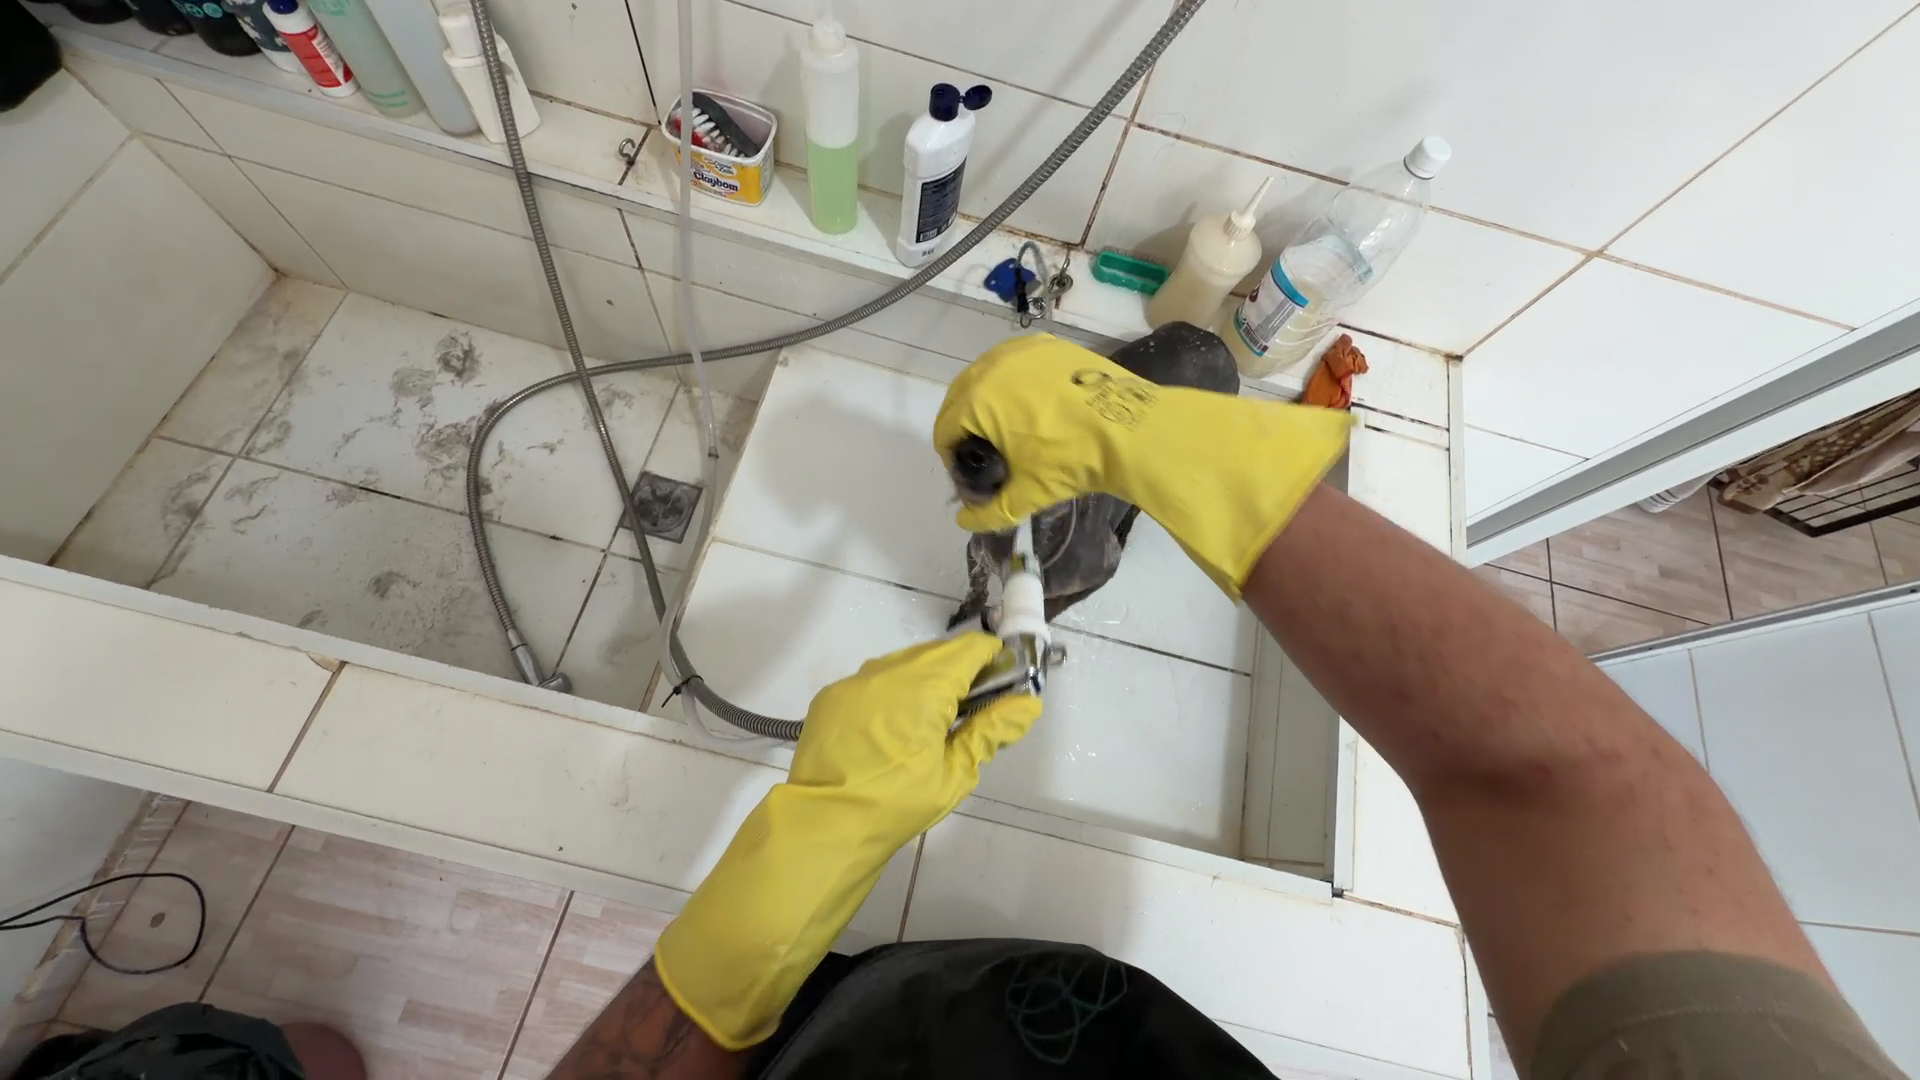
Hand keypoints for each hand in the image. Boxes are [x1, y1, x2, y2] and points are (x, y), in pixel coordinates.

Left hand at [654, 634, 1039, 1049]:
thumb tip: (1029, 704)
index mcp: (924, 685)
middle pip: (937, 653)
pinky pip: (872, 682)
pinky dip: (890, 694)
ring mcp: (854, 680)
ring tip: (928, 724)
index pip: (971, 647)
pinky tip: (890, 731)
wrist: (825, 824)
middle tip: (968, 712)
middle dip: (959, 673)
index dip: (992, 659)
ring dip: (924, 681)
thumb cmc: (898, 802)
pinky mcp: (831, 696)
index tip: (1000, 685)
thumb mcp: (956, 772)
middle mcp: (887, 670)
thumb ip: (993, 730)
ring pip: (903, 664)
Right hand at [933, 333, 1353, 596]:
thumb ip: (989, 512)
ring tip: (1006, 429)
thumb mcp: (1027, 494)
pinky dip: (1011, 382)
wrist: (1129, 429)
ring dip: (985, 402)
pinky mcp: (1047, 344)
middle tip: (986, 454)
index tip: (971, 474)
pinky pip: (1013, 363)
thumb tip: (963, 522)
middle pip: (959, 399)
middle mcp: (990, 367)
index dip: (951, 457)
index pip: (944, 429)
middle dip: (965, 428)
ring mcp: (1019, 351)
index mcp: (977, 401)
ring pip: (984, 377)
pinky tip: (1029, 404)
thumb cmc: (1072, 461)